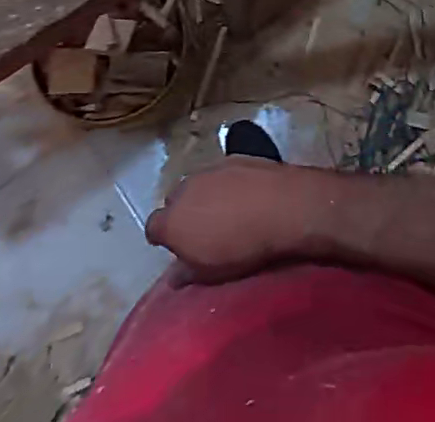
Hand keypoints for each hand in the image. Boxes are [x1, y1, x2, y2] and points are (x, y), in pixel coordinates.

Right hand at [145, 158, 329, 281]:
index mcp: (171, 220)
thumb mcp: (211, 273)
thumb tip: (172, 276)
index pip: (153, 227)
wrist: (280, 206)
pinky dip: (227, 182)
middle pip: (175, 201)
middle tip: (204, 229)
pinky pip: (221, 172)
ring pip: (197, 184)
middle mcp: (184, 189)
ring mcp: (209, 169)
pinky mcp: (233, 157)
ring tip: (227, 210)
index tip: (180, 246)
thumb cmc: (241, 248)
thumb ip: (186, 273)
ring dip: (205, 195)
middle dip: (184, 212)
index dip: (165, 237)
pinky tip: (245, 193)